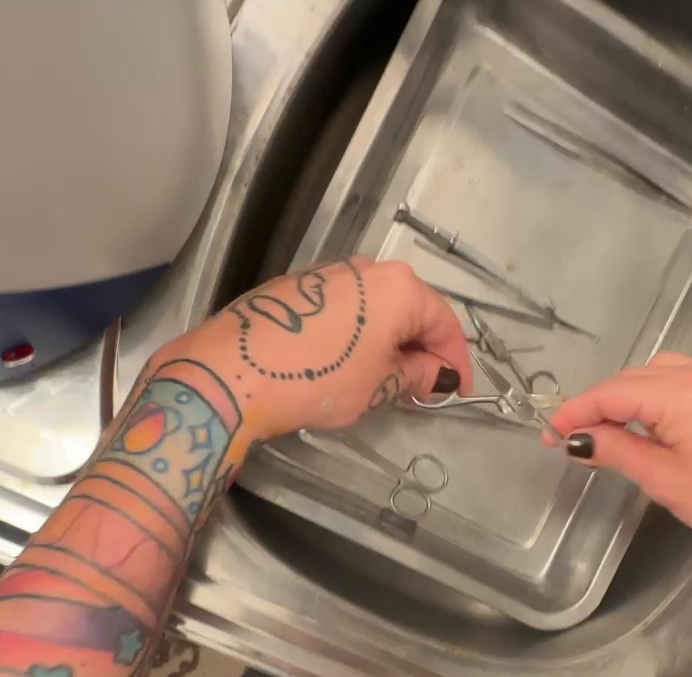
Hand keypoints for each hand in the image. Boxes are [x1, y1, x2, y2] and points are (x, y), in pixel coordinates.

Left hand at [162, 258, 471, 439]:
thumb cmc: (320, 378)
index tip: (458, 391)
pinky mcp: (299, 289)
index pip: (444, 323)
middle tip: (425, 388)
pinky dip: (361, 337)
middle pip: (412, 311)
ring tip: (389, 381)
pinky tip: (352, 364)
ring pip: (378, 310)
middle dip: (424, 350)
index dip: (456, 362)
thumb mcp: (379, 385)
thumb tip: (436, 374)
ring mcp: (329, 275)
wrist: (234, 370)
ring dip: (392, 343)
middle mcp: (367, 270)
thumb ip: (416, 375)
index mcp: (399, 287)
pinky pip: (348, 312)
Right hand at [548, 354, 691, 550]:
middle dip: (596, 405)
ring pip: (655, 375)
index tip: (549, 434)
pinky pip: (680, 381)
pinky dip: (652, 397)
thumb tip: (578, 440)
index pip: (610, 394)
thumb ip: (618, 452)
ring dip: (625, 398)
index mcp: (678, 393)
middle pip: (630, 379)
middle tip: (570, 438)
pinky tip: (648, 424)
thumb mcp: (667, 479)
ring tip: (606, 432)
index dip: (574, 412)